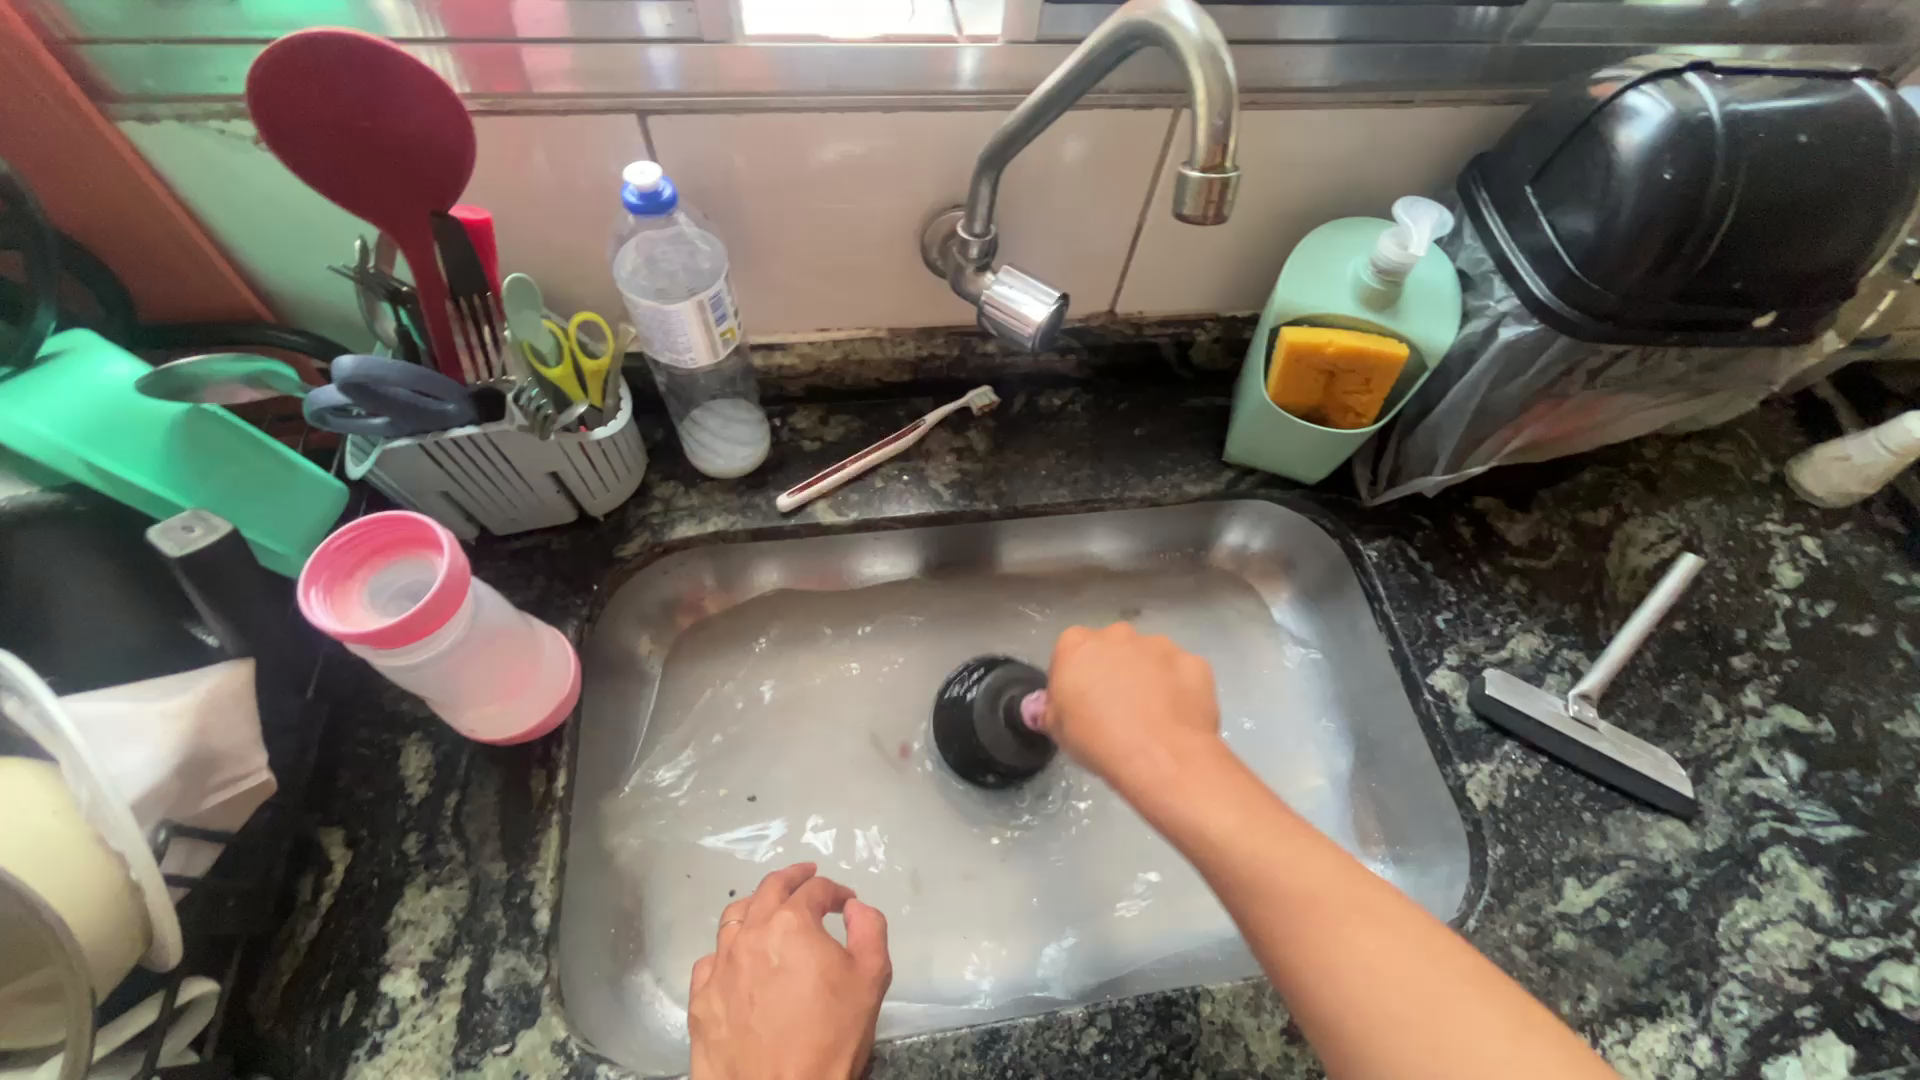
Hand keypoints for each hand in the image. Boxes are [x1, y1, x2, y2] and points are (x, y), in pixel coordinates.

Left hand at [688, 862, 891, 1079]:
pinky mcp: (701, 1001)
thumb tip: (854, 908)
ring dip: (756, 906)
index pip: (815, 889)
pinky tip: (739, 961)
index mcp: (791, 923)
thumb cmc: (831, 1038)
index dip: (835, 891)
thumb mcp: (872, 978)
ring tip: (769, 910)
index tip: (846, 902)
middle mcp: (750, 935)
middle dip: (793, 878)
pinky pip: (711, 961)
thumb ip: (869, 929)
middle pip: (769, 889)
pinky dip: (728, 951)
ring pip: (734, 918)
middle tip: (807, 876)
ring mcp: (720, 968)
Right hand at [1039, 623, 1223, 792]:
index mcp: (1077, 644)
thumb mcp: (1057, 730)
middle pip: (1111, 648)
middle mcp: (1118, 634)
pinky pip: (1181, 672)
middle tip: (1116, 709)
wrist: (1160, 756)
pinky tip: (1177, 717)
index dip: (1075, 678)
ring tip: (1151, 716)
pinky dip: (1179, 688)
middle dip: (1113, 670)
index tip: (1080, 703)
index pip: (1070, 651)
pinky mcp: (1194, 661)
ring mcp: (1160, 645)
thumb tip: (1043, 706)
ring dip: (1147, 676)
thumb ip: (1048, 709)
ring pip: (1149, 657)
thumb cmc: (1097, 740)